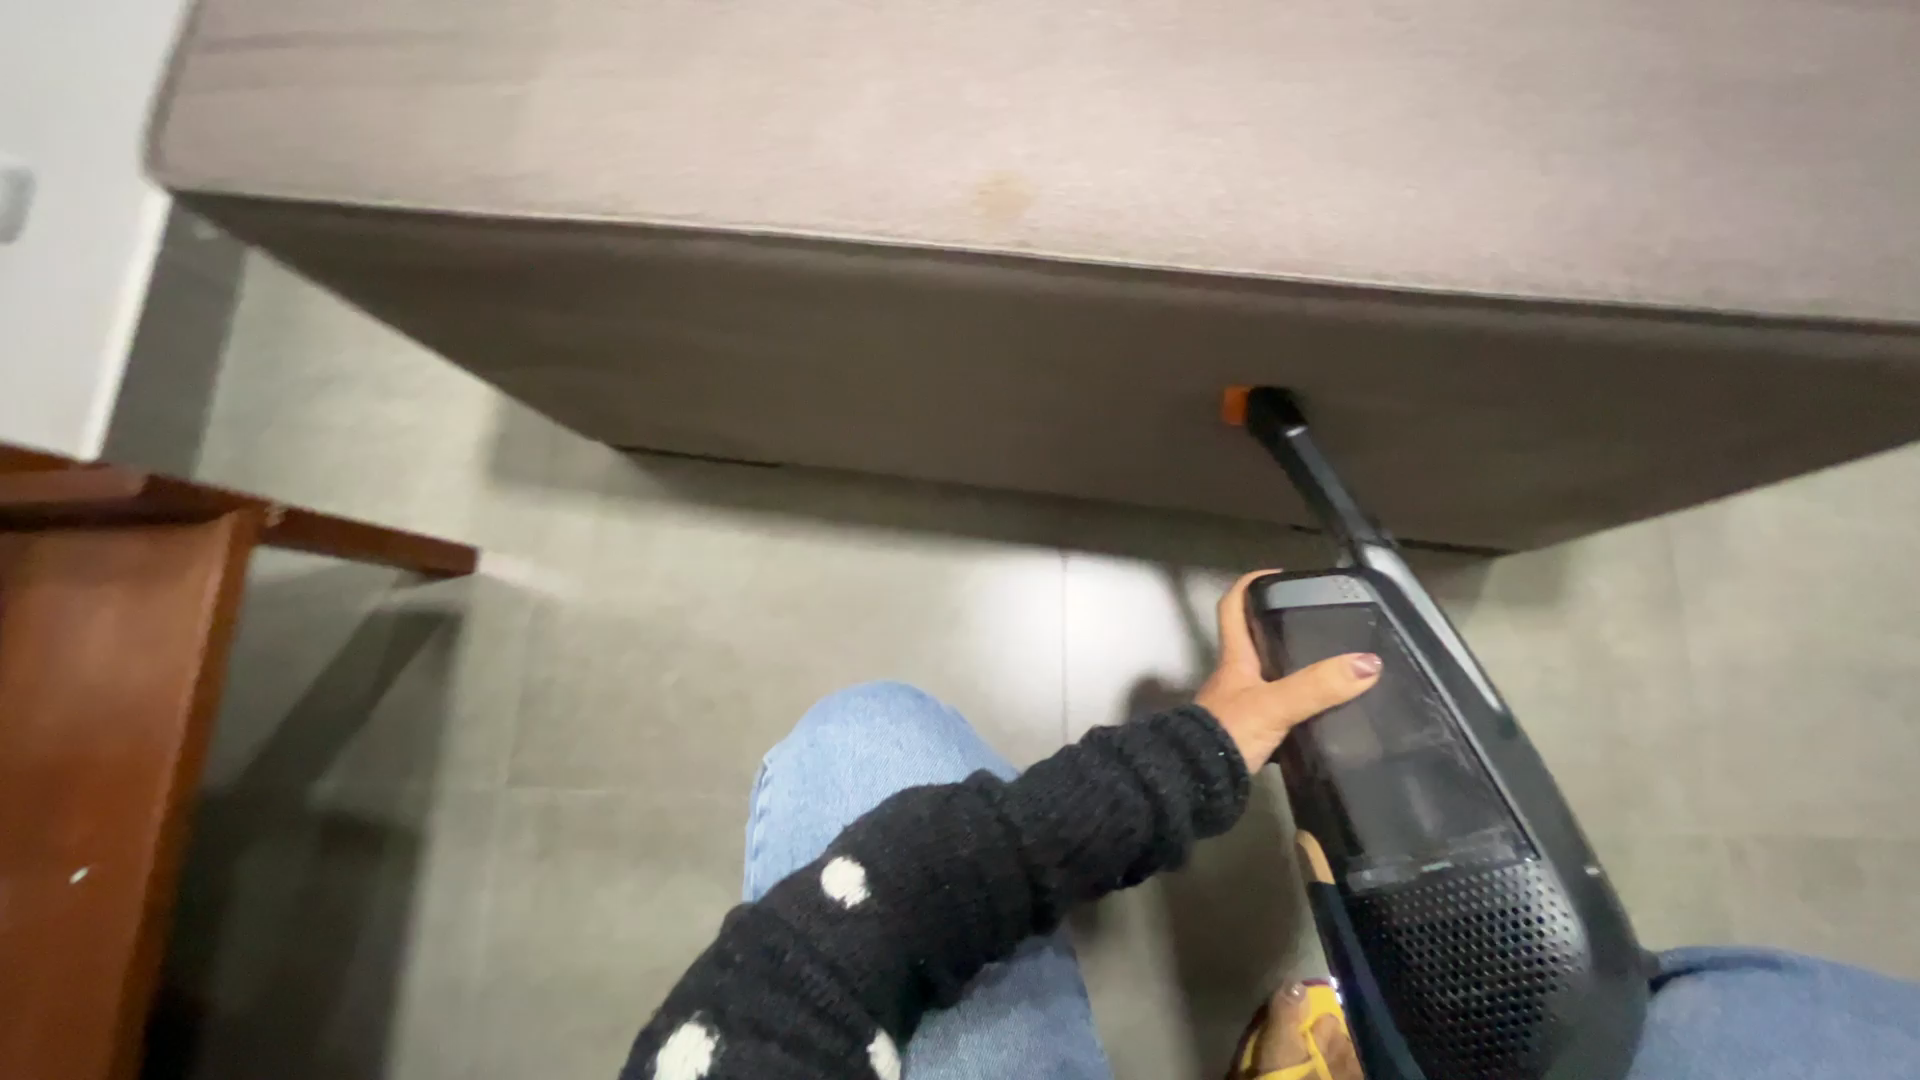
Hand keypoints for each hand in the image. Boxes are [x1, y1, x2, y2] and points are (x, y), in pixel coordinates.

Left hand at [1195, 570, 1381, 768]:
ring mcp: (1239, 706)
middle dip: (1283, 629)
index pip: (1233, 608)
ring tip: (1335, 670)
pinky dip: (1299, 710)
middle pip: (1255, 641)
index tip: (1279, 577)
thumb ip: (1317, 686)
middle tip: (1323, 626)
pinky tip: (1324, 717)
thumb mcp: (1275, 705)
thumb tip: (1367, 662)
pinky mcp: (1248, 734)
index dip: (1249, 586)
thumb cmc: (1228, 733)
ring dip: (1296, 673)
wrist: (1199, 781)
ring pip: (1269, 678)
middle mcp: (1234, 677)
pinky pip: (1278, 712)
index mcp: (1234, 659)